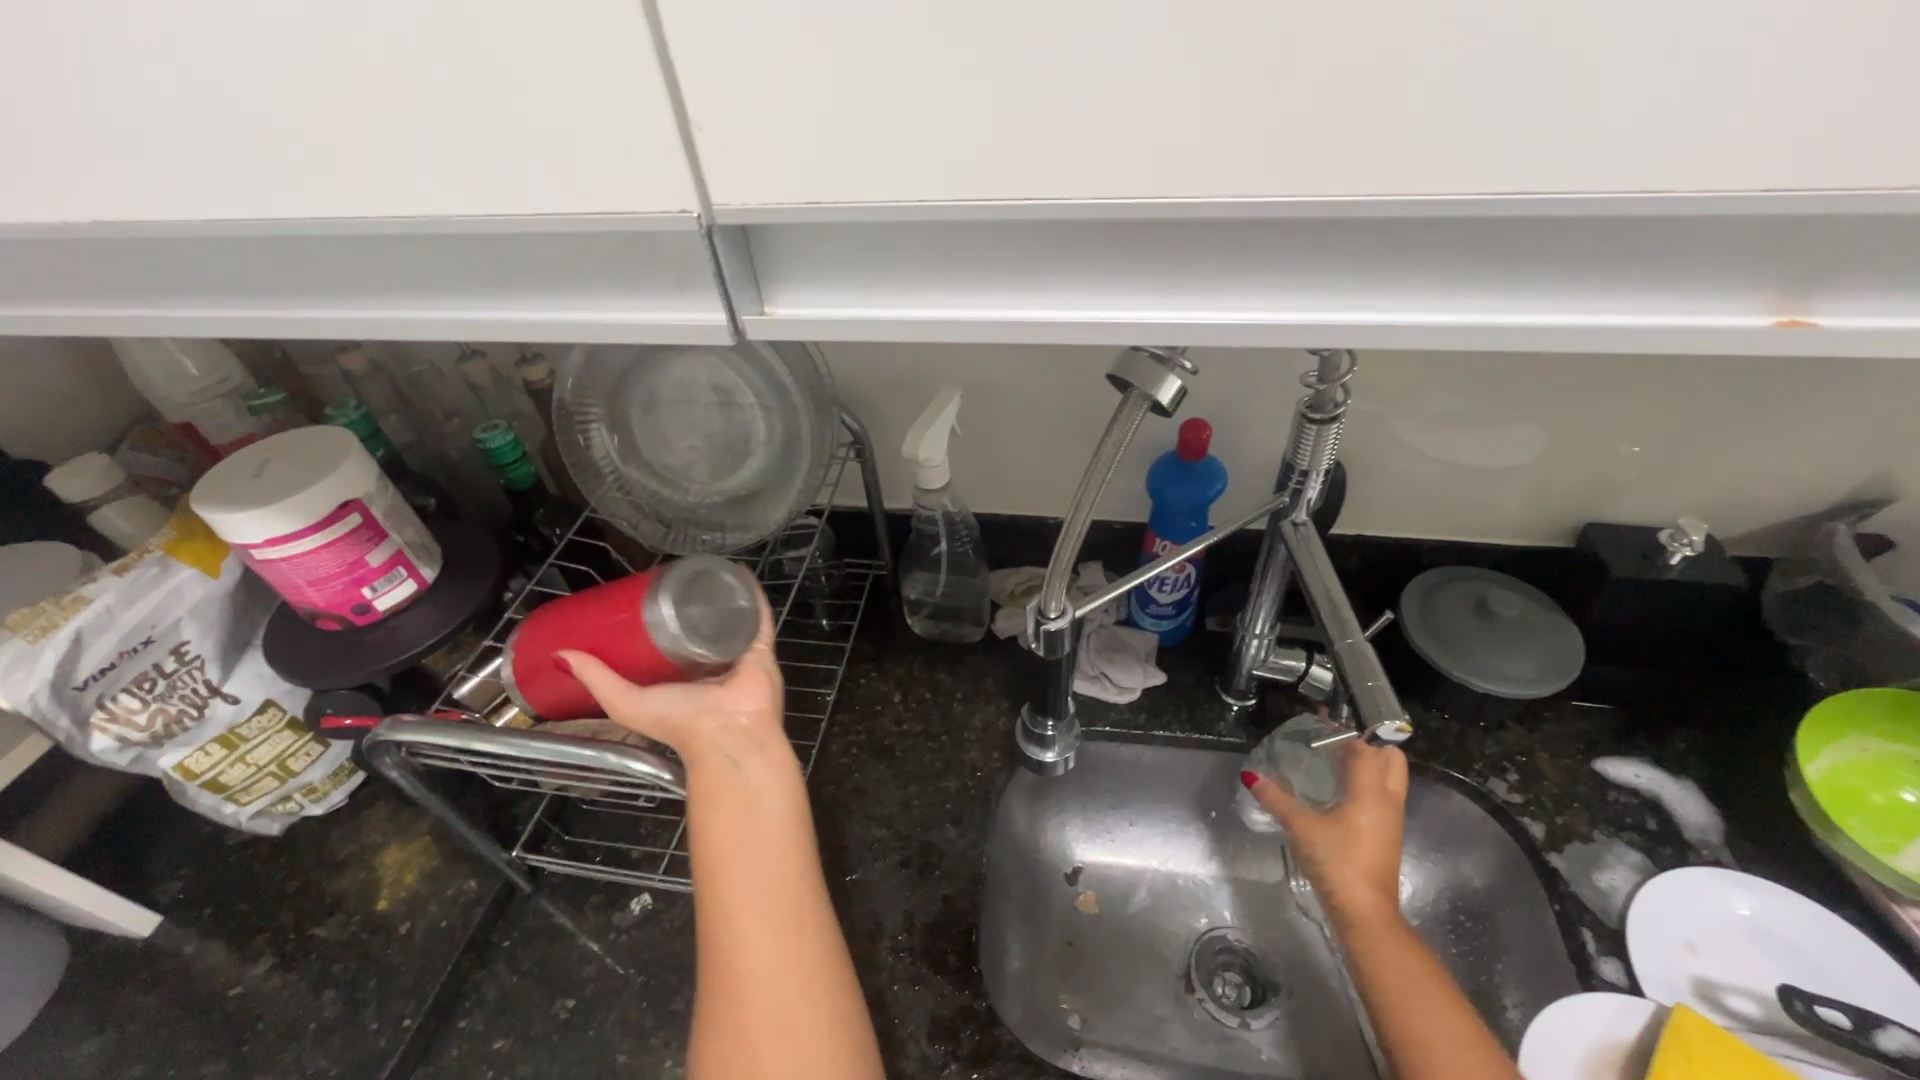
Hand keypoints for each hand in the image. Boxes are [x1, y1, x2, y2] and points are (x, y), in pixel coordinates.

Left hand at [556, 587, 786, 769]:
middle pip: (701, 632)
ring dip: (721, 599)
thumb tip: (559, 653)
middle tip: (673, 584)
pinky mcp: (760, 649)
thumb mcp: (626, 702)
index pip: (672, 647)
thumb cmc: (680, 722)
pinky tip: (739, 574)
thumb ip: (597, 679)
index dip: (660, 624)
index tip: (644, 602)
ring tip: (705, 574)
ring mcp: (739, 658)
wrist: (728, 734)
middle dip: (690, 610)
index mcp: (685, 682)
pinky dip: (752, 596)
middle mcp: (713, 669)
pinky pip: (758, 618)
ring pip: (730, 622)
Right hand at [1243, 741, 1409, 929]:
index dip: (1345, 730)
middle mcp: (1389, 800)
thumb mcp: (1301, 828)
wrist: (1365, 912)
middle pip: (1391, 758)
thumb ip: (1276, 799)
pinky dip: (1367, 783)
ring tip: (1336, 759)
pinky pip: (1383, 796)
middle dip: (1369, 742)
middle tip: (1337, 738)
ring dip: (1370, 763)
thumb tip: (1251, 776)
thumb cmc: (1337, 862)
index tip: (1323, 718)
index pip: (1365, 747)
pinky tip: (1340, 790)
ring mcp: (1392, 818)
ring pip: (1390, 778)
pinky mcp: (1388, 834)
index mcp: (1371, 792)